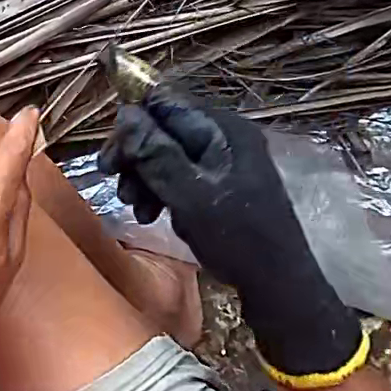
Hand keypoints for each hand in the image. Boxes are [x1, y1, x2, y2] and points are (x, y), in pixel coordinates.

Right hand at [97, 84, 364, 386]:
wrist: (280, 287)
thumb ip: (156, 152)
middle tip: (110, 180)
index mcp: (222, 129)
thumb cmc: (237, 238)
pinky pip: (179, 175)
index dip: (131, 123)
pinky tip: (150, 215)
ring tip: (133, 206)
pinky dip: (160, 191)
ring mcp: (223, 161)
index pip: (164, 103)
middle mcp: (223, 136)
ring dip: (143, 177)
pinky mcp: (221, 184)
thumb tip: (125, 112)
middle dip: (134, 155)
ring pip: (167, 154)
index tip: (110, 157)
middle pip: (162, 129)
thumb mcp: (190, 194)